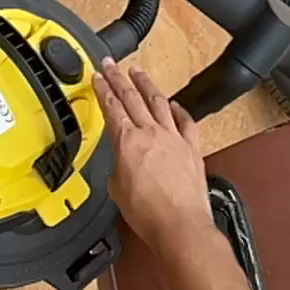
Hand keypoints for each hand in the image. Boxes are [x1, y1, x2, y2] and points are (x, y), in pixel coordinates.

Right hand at [94, 58, 212, 252]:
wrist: (180, 225)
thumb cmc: (148, 213)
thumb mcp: (117, 189)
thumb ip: (117, 168)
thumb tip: (121, 166)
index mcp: (127, 141)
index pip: (111, 106)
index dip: (102, 89)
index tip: (98, 76)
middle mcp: (150, 133)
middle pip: (131, 96)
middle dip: (118, 77)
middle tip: (110, 63)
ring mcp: (173, 138)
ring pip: (157, 101)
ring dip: (146, 84)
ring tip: (138, 72)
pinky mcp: (191, 149)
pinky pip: (186, 122)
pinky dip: (179, 110)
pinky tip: (174, 104)